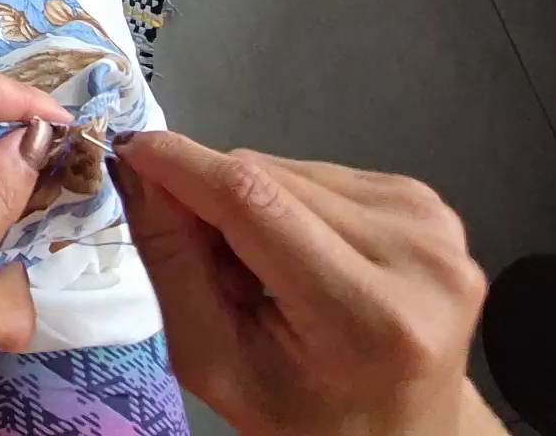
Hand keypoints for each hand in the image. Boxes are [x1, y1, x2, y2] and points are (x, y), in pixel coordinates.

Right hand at [112, 132, 505, 435]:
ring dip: (243, 199)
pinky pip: (309, 170)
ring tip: (257, 266)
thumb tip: (135, 165)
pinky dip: (279, 199)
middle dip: (207, 197)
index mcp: (369, 318)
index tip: (124, 147)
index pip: (250, 200)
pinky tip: (295, 250)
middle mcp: (416, 255)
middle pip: (260, 176)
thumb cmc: (300, 415)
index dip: (178, 162)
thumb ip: (169, 260)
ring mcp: (431, 223)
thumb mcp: (211, 360)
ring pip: (279, 165)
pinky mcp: (424, 202)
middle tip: (207, 260)